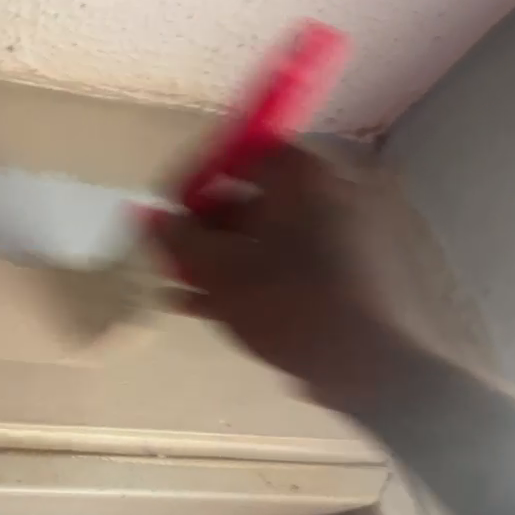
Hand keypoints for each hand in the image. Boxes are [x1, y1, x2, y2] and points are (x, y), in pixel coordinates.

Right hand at [149, 143, 412, 408]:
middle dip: (205, 230)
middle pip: (255, 196)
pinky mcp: (357, 268)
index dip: (196, 180)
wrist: (368, 363)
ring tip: (183, 292)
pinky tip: (217, 307)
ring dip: (222, 259)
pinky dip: (254, 275)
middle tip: (171, 262)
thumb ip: (176, 238)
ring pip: (269, 234)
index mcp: (307, 176)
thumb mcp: (217, 271)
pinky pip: (293, 259)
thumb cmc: (288, 304)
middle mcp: (336, 189)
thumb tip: (146, 213)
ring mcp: (352, 230)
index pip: (242, 151)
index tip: (169, 214)